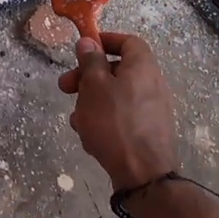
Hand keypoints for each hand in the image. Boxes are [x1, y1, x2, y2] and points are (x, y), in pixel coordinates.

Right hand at [56, 32, 179, 191]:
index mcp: (143, 68)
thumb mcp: (94, 86)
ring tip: (77, 119)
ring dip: (91, 102)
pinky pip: (121, 117)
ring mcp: (152, 111)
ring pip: (115, 96)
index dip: (105, 41)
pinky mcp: (148, 133)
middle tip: (66, 87)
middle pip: (117, 70)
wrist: (144, 176)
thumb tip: (89, 42)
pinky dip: (103, 120)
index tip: (84, 50)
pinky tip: (90, 136)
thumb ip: (90, 61)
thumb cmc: (115, 122)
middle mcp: (152, 85)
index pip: (129, 42)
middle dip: (87, 77)